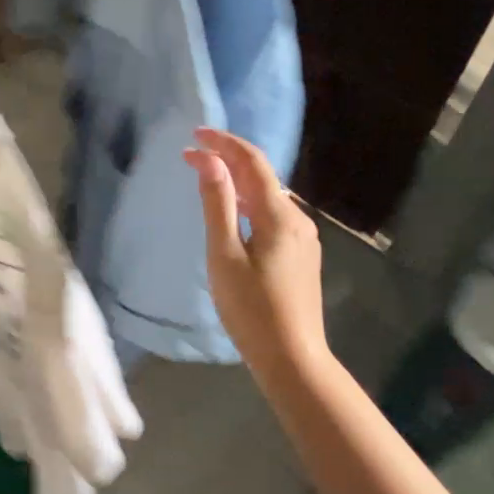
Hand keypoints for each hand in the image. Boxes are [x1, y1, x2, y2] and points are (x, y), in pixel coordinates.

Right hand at [183, 128, 326, 375]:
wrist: (293, 359)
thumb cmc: (252, 308)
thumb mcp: (224, 254)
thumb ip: (218, 204)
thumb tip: (211, 161)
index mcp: (279, 215)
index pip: (252, 162)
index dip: (224, 143)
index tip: (195, 135)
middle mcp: (298, 220)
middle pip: (262, 176)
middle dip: (227, 160)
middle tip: (190, 156)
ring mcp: (303, 239)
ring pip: (268, 195)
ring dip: (237, 181)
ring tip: (206, 178)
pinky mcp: (301, 256)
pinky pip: (273, 214)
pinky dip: (249, 202)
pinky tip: (233, 213)